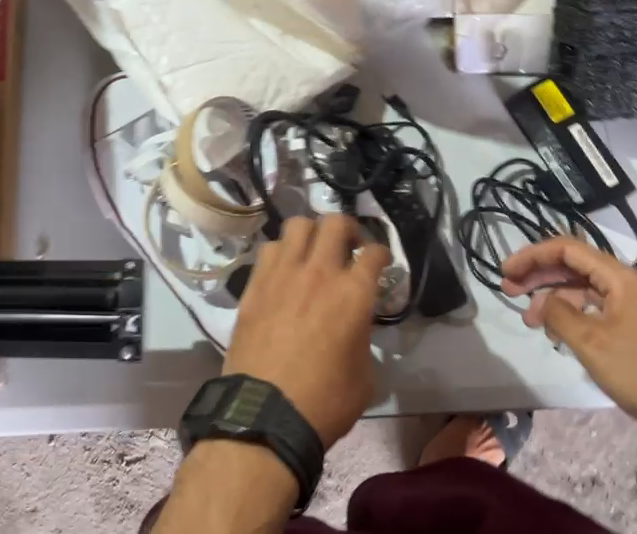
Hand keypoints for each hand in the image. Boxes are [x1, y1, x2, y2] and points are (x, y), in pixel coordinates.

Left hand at [224, 215, 389, 446]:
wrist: (266, 412)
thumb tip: (355, 328)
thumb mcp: (364, 376)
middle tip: (350, 246)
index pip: (374, 253)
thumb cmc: (324, 401)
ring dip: (312, 233)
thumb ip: (363, 338)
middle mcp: (319, 273)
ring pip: (298, 225)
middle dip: (348, 229)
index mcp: (354, 294)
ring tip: (314, 250)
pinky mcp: (255, 283)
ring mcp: (283, 273)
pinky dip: (282, 251)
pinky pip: (270, 248)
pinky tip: (285, 268)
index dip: (381, 253)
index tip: (380, 261)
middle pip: (335, 223)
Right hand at [502, 238, 636, 438]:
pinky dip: (577, 315)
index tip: (506, 271)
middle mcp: (633, 285)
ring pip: (589, 290)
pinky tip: (563, 334)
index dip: (532, 255)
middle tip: (509, 292)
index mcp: (623, 278)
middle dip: (540, 276)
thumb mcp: (592, 344)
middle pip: (578, 267)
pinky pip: (603, 309)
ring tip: (532, 321)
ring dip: (557, 299)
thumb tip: (543, 302)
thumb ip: (560, 315)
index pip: (568, 249)